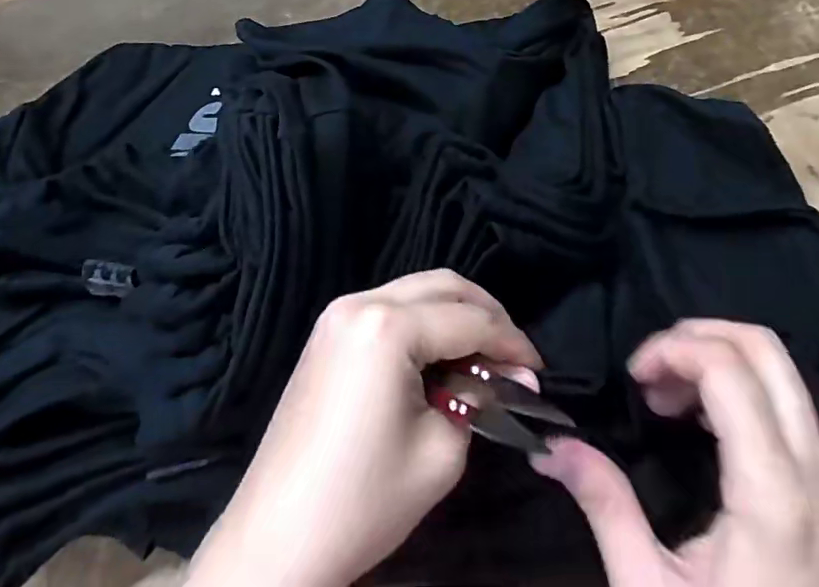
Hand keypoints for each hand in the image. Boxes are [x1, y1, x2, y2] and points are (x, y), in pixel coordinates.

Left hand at [185, 270, 542, 586]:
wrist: (278, 532)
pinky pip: (388, 308)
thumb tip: (510, 373)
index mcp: (387, 326)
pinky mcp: (326, 333)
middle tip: (514, 357)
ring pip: (414, 291)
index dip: (511, 342)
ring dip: (454, 315)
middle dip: (485, 314)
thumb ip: (480, 397)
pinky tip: (441, 358)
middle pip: (441, 285)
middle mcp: (359, 302)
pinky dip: (422, 323)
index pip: (468, 319)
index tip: (539, 371)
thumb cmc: (364, 498)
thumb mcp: (441, 449)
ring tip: (483, 359)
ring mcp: (336, 314)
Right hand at [534, 320, 818, 586]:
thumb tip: (550, 446)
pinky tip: (704, 429)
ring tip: (669, 399)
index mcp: (775, 495)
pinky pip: (792, 410)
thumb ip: (604, 504)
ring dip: (719, 361)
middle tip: (649, 370)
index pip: (730, 367)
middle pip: (767, 350)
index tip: (634, 378)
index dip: (671, 349)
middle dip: (697, 336)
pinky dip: (742, 392)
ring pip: (783, 375)